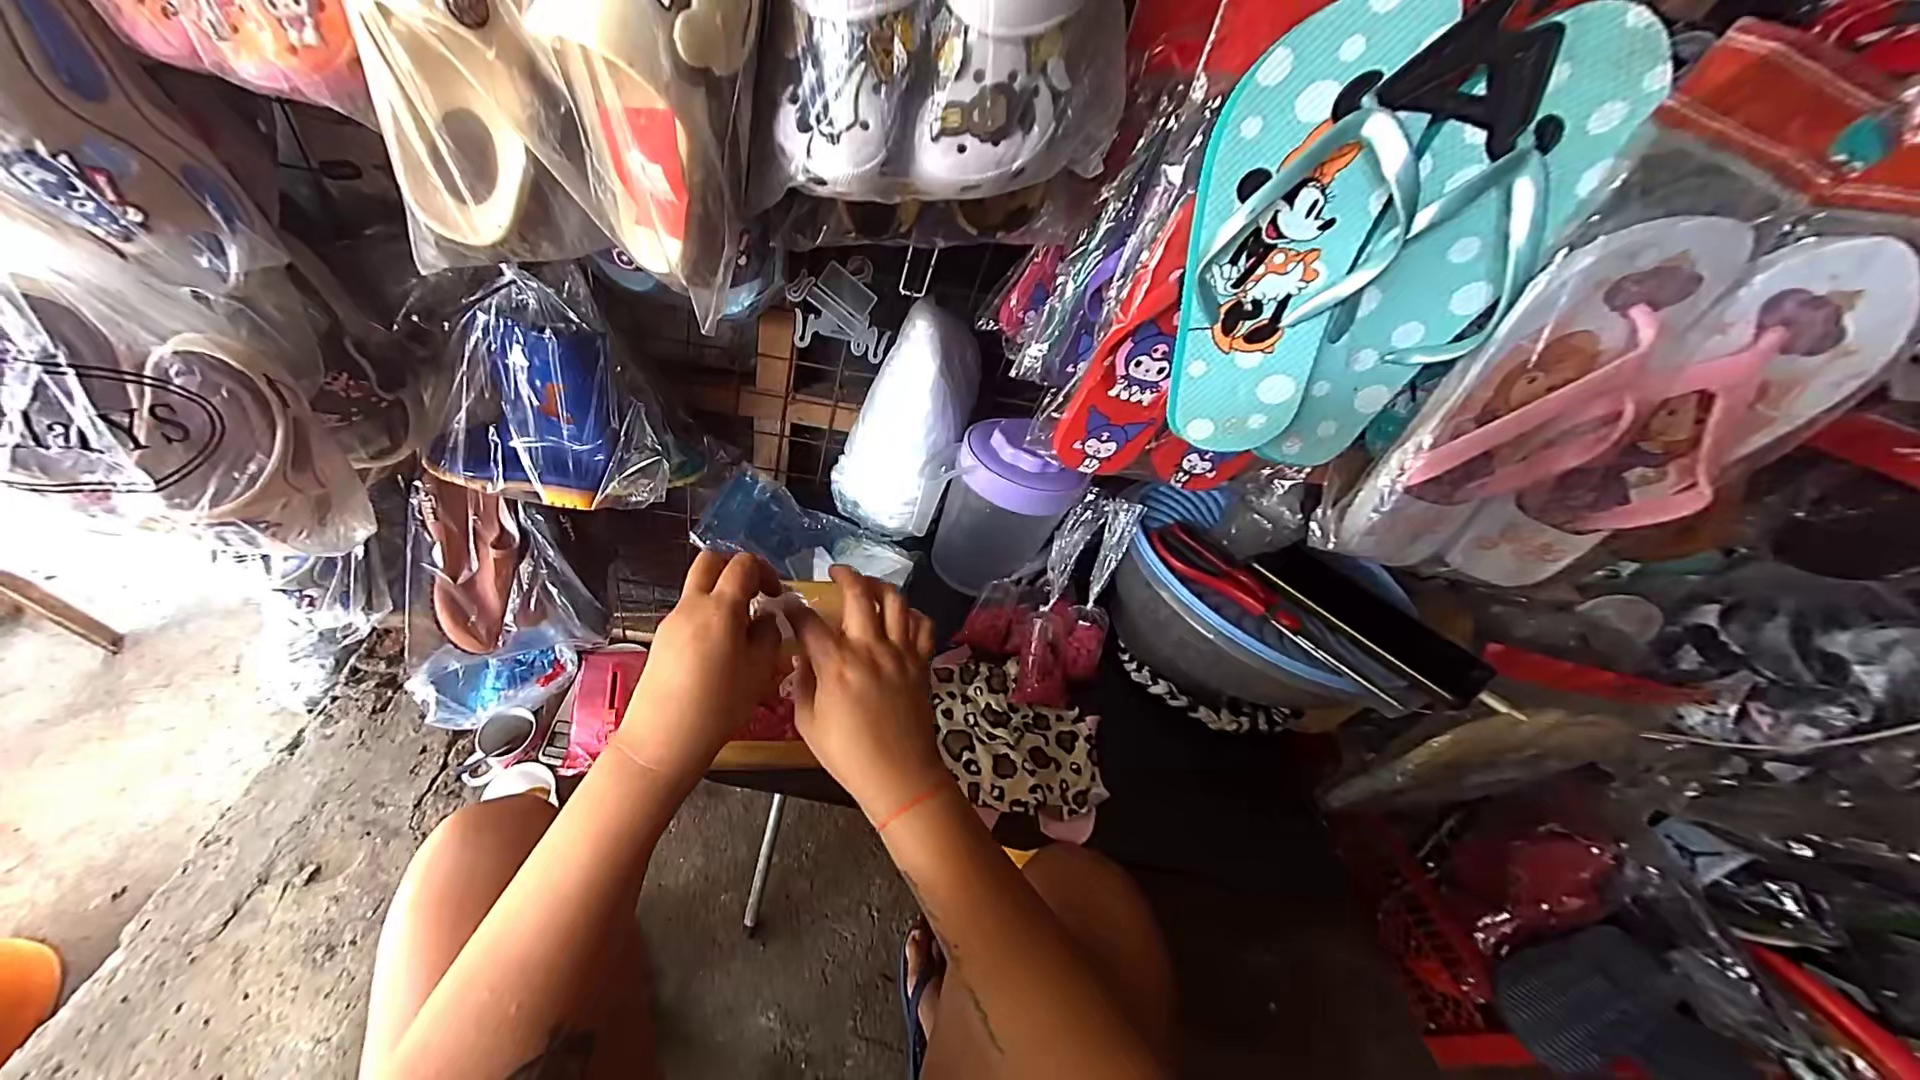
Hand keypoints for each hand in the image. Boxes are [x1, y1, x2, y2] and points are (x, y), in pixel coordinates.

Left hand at [613, 551, 781, 783]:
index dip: (765, 571)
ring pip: (698, 587)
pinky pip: (689, 612)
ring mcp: (672, 622)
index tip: (776, 595)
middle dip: (736, 568)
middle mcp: (692, 606)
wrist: (662, 739)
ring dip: (722, 593)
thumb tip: (764, 618)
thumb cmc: (719, 705)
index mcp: (720, 608)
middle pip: (711, 561)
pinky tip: (721, 649)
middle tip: (755, 593)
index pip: (743, 564)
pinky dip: (709, 615)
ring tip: (742, 628)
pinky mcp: (662, 640)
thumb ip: (767, 634)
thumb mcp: (760, 670)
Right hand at [788, 566, 945, 824]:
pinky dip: (913, 614)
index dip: (795, 608)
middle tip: (836, 572)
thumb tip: (802, 657)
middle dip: (845, 575)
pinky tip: (902, 616)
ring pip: (896, 601)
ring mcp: (900, 653)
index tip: (788, 604)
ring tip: (869, 585)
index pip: (809, 621)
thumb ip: (802, 684)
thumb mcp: (809, 724)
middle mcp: (869, 649)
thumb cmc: (849, 756)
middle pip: (859, 594)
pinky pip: (923, 626)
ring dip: (880, 586)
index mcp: (836, 664)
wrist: (900, 775)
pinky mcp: (921, 662)